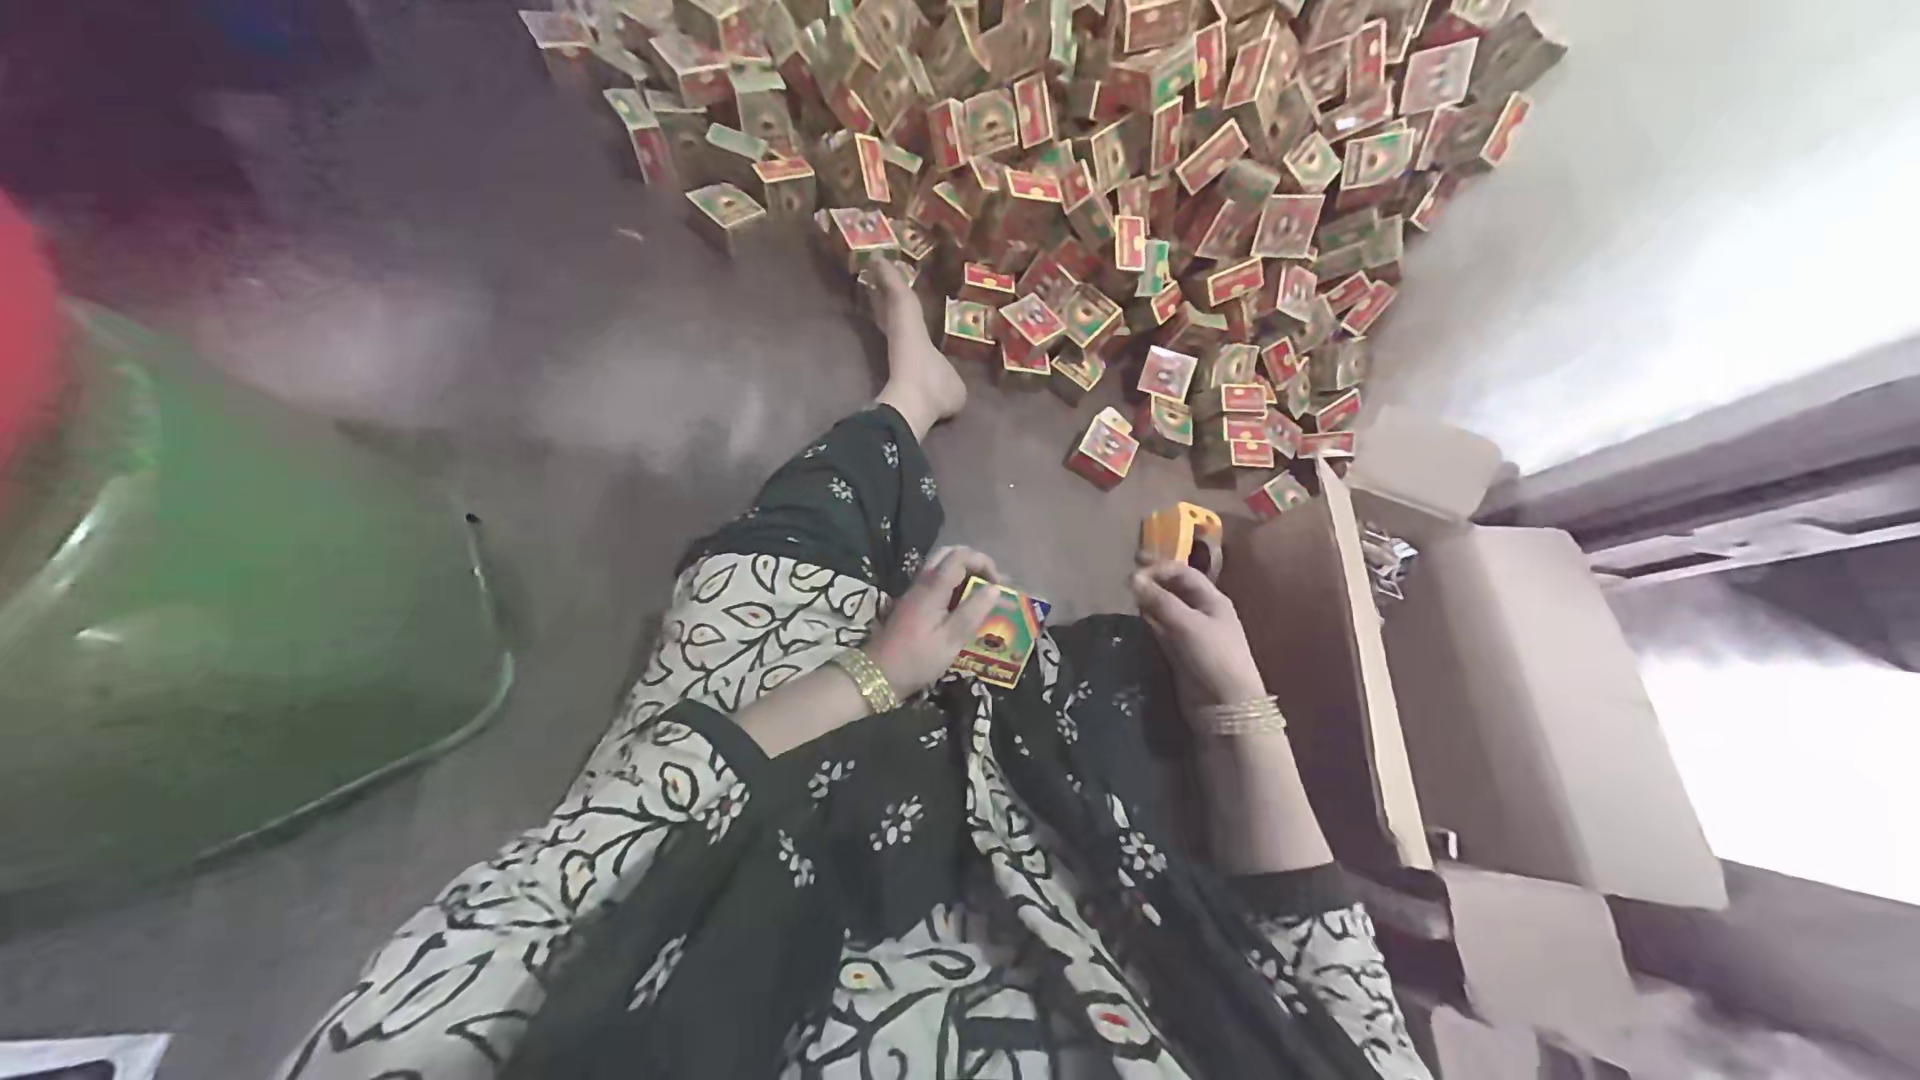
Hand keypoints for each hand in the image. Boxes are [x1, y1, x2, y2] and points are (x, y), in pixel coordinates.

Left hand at [864, 546, 1002, 698]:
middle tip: (990, 582)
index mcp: (933, 588)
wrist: (878, 674)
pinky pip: (935, 580)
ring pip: (940, 565)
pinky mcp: (912, 602)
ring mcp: (914, 591)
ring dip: (963, 571)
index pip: (960, 556)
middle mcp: (922, 582)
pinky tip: (963, 603)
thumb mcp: (950, 640)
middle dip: (973, 562)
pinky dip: (953, 582)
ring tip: (980, 593)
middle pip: (948, 554)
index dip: (983, 563)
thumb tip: (995, 589)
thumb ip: (973, 612)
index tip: (999, 584)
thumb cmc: (917, 660)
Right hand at [1131, 561, 1266, 709]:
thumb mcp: (1187, 624)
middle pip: (1173, 590)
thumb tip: (1132, 579)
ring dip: (1147, 606)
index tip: (1133, 576)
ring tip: (1124, 604)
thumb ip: (1160, 600)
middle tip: (1124, 588)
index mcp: (1212, 600)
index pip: (1183, 573)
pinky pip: (1160, 631)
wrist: (1226, 706)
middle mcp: (1202, 613)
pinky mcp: (1180, 653)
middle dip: (1151, 586)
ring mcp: (1191, 634)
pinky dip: (1147, 625)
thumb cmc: (1213, 657)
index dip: (1159, 570)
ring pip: (1164, 611)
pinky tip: (1132, 624)